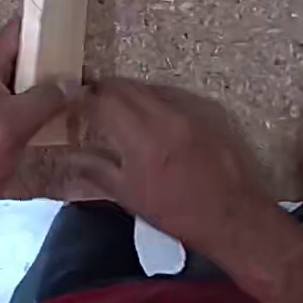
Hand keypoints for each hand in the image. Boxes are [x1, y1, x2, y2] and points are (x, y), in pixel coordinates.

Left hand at [0, 18, 72, 221]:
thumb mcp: (16, 122)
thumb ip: (47, 98)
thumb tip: (72, 83)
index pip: (11, 34)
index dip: (39, 26)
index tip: (67, 23)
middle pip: (15, 57)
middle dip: (46, 57)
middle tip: (78, 59)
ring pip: (16, 82)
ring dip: (41, 82)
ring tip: (72, 83)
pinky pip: (13, 102)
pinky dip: (33, 102)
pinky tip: (54, 111)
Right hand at [70, 79, 284, 260]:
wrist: (235, 216)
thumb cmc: (178, 212)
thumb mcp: (130, 196)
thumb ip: (95, 168)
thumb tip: (68, 154)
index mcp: (143, 138)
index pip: (105, 100)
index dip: (86, 96)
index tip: (74, 100)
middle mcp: (166, 115)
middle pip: (127, 86)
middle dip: (106, 89)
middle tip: (92, 99)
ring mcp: (191, 109)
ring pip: (150, 88)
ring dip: (132, 93)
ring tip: (121, 108)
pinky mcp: (209, 109)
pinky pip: (174, 94)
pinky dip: (157, 100)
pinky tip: (154, 115)